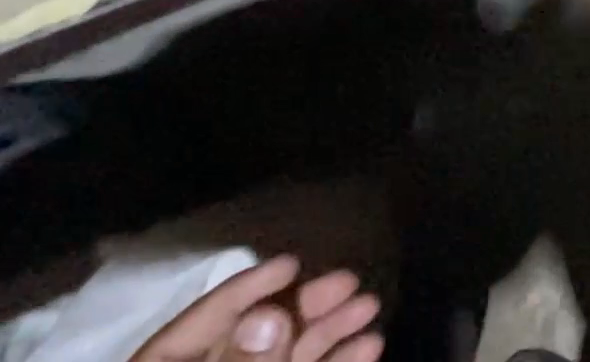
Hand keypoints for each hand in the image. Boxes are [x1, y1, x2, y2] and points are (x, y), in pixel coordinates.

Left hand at [132, 255, 383, 361]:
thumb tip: (271, 314)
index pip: (193, 327)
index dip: (242, 293)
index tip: (292, 262)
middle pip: (247, 337)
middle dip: (301, 307)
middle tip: (348, 280)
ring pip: (283, 357)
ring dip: (329, 330)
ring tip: (370, 305)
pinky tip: (371, 344)